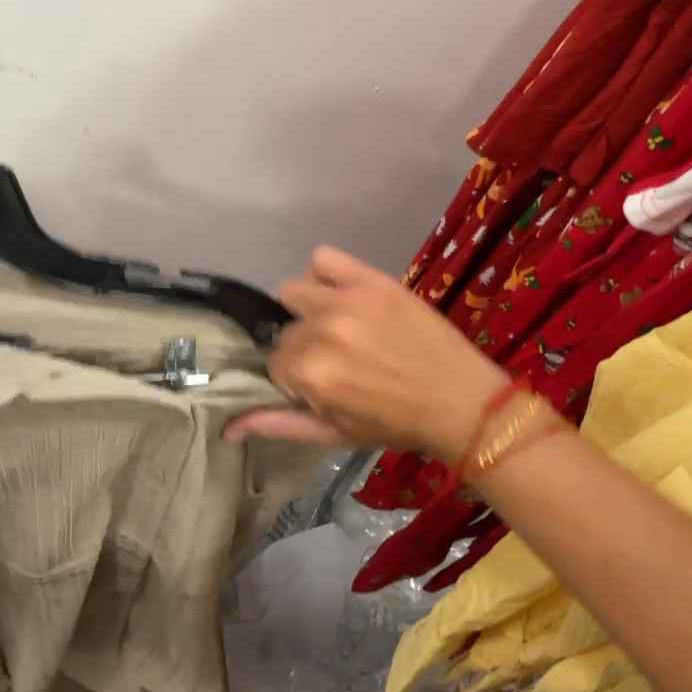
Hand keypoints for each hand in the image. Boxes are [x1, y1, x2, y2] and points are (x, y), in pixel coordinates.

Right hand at [226, 247, 506, 460]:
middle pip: (284, 331)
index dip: (293, 376)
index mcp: (309, 373)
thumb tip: (227, 426)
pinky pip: (323, 258)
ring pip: (292, 291)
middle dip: (302, 347)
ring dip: (306, 310)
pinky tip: (340, 296)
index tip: (319, 385)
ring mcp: (346, 302)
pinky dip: (324, 273)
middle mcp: (321, 333)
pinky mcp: (371, 281)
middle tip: (336, 361)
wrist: (464, 404)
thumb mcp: (331, 434)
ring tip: (334, 326)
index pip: (274, 362)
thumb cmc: (395, 424)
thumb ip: (275, 424)